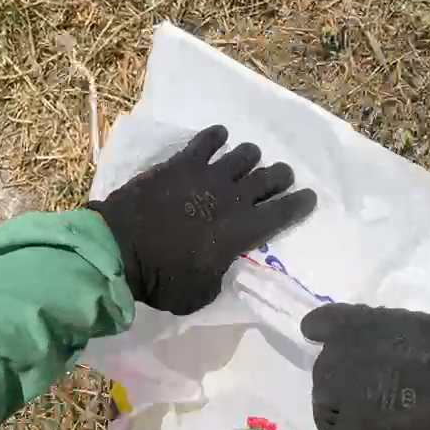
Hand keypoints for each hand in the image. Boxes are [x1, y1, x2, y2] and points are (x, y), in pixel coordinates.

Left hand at [90, 125, 315, 315]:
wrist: (120, 248)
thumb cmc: (161, 279)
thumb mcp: (201, 293)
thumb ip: (220, 273)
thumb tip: (223, 259)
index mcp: (241, 231)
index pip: (282, 213)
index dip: (299, 204)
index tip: (310, 196)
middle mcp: (232, 198)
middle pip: (268, 179)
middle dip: (280, 175)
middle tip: (283, 174)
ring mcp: (207, 176)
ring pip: (242, 155)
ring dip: (250, 156)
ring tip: (251, 158)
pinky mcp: (181, 163)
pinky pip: (205, 142)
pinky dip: (215, 137)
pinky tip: (219, 136)